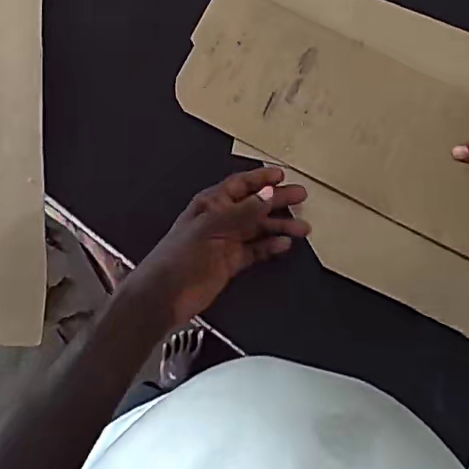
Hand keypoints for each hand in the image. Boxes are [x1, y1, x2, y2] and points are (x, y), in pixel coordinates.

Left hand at [119, 166, 309, 329]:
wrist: (165, 293)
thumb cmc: (180, 255)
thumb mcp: (211, 227)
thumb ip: (242, 211)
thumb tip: (268, 194)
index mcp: (212, 203)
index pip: (240, 185)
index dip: (260, 179)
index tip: (281, 175)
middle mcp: (221, 218)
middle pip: (254, 205)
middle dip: (277, 200)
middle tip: (301, 196)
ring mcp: (226, 240)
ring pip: (258, 228)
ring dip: (279, 226)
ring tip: (303, 227)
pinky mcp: (230, 261)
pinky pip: (255, 250)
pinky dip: (270, 246)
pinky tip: (284, 244)